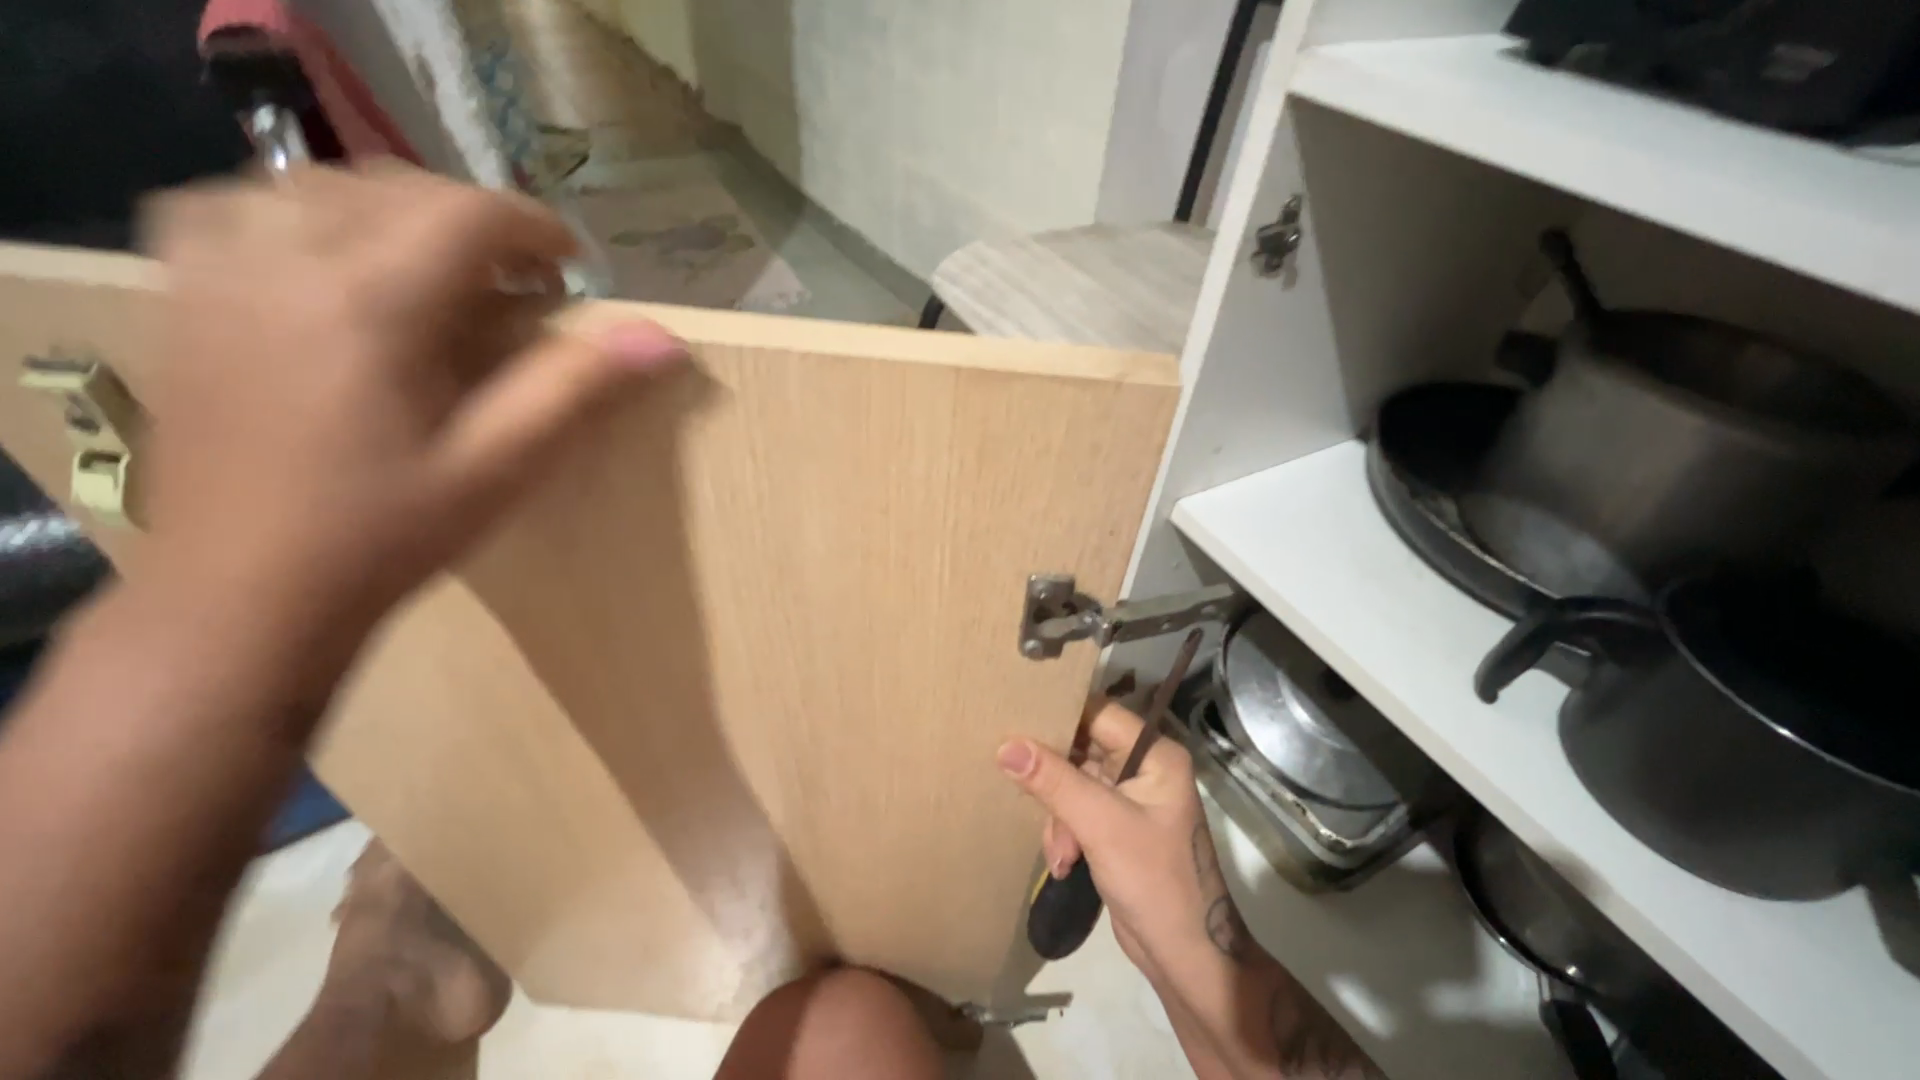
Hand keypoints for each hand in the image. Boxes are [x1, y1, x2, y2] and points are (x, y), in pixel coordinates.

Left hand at [141, 163, 682, 629]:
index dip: (535, 228)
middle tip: (516, 282)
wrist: (242, 593)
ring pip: (316, 183)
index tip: (570, 270)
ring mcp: (218, 271)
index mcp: (371, 303)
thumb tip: (664, 338)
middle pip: (398, 188)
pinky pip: (235, 204)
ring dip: (394, 209)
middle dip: (473, 219)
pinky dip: (299, 211)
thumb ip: (576, 391)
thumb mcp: (498, 470)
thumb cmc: (383, 535)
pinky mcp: (181, 294)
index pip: (467, 214)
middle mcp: (284, 260)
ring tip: (434, 269)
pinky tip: (329, 260)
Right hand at [996, 702, 1250, 981]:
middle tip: (1022, 789)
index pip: (1099, 714)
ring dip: (1058, 815)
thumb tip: (1005, 744)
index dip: (1059, 716)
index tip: (1013, 720)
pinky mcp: (1119, 828)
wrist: (1186, 955)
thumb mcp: (1100, 825)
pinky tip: (1064, 863)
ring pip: (1074, 783)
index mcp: (1155, 755)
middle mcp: (1146, 769)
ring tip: (1060, 852)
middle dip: (1053, 778)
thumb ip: (1053, 781)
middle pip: (1082, 748)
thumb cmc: (1154, 880)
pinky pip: (1078, 811)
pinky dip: (1066, 834)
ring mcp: (1132, 799)